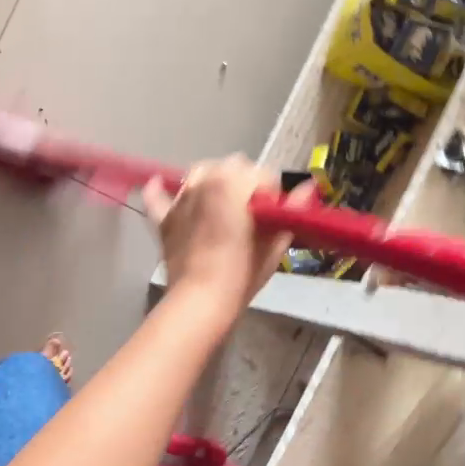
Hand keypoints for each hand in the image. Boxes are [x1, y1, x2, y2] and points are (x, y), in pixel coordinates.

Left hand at [142, 156, 316, 319]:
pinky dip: (161, 191)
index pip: (263, 174)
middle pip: (231, 166)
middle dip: (244, 182)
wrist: (201, 299)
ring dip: (212, 182)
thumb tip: (308, 188)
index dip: (272, 193)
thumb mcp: (275, 243)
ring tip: (221, 206)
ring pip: (198, 173)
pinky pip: (157, 195)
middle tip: (250, 213)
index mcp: (233, 182)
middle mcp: (204, 181)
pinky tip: (163, 188)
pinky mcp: (163, 218)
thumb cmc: (243, 272)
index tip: (274, 215)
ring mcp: (180, 198)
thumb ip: (291, 210)